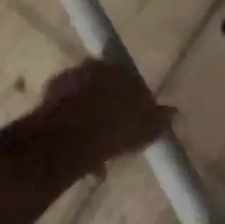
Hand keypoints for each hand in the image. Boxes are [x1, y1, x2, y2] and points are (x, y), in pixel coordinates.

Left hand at [32, 59, 174, 170]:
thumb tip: (174, 111)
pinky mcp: (50, 93)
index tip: (134, 122)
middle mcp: (93, 66)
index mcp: (118, 69)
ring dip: (90, 121)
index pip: (130, 80)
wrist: (68, 138)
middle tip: (113, 138)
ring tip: (96, 157)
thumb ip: (159, 119)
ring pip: (84, 100)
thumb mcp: (145, 130)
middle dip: (109, 109)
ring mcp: (69, 77)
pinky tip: (78, 153)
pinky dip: (72, 126)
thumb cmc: (113, 130)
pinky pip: (66, 110)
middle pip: (105, 87)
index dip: (133, 101)